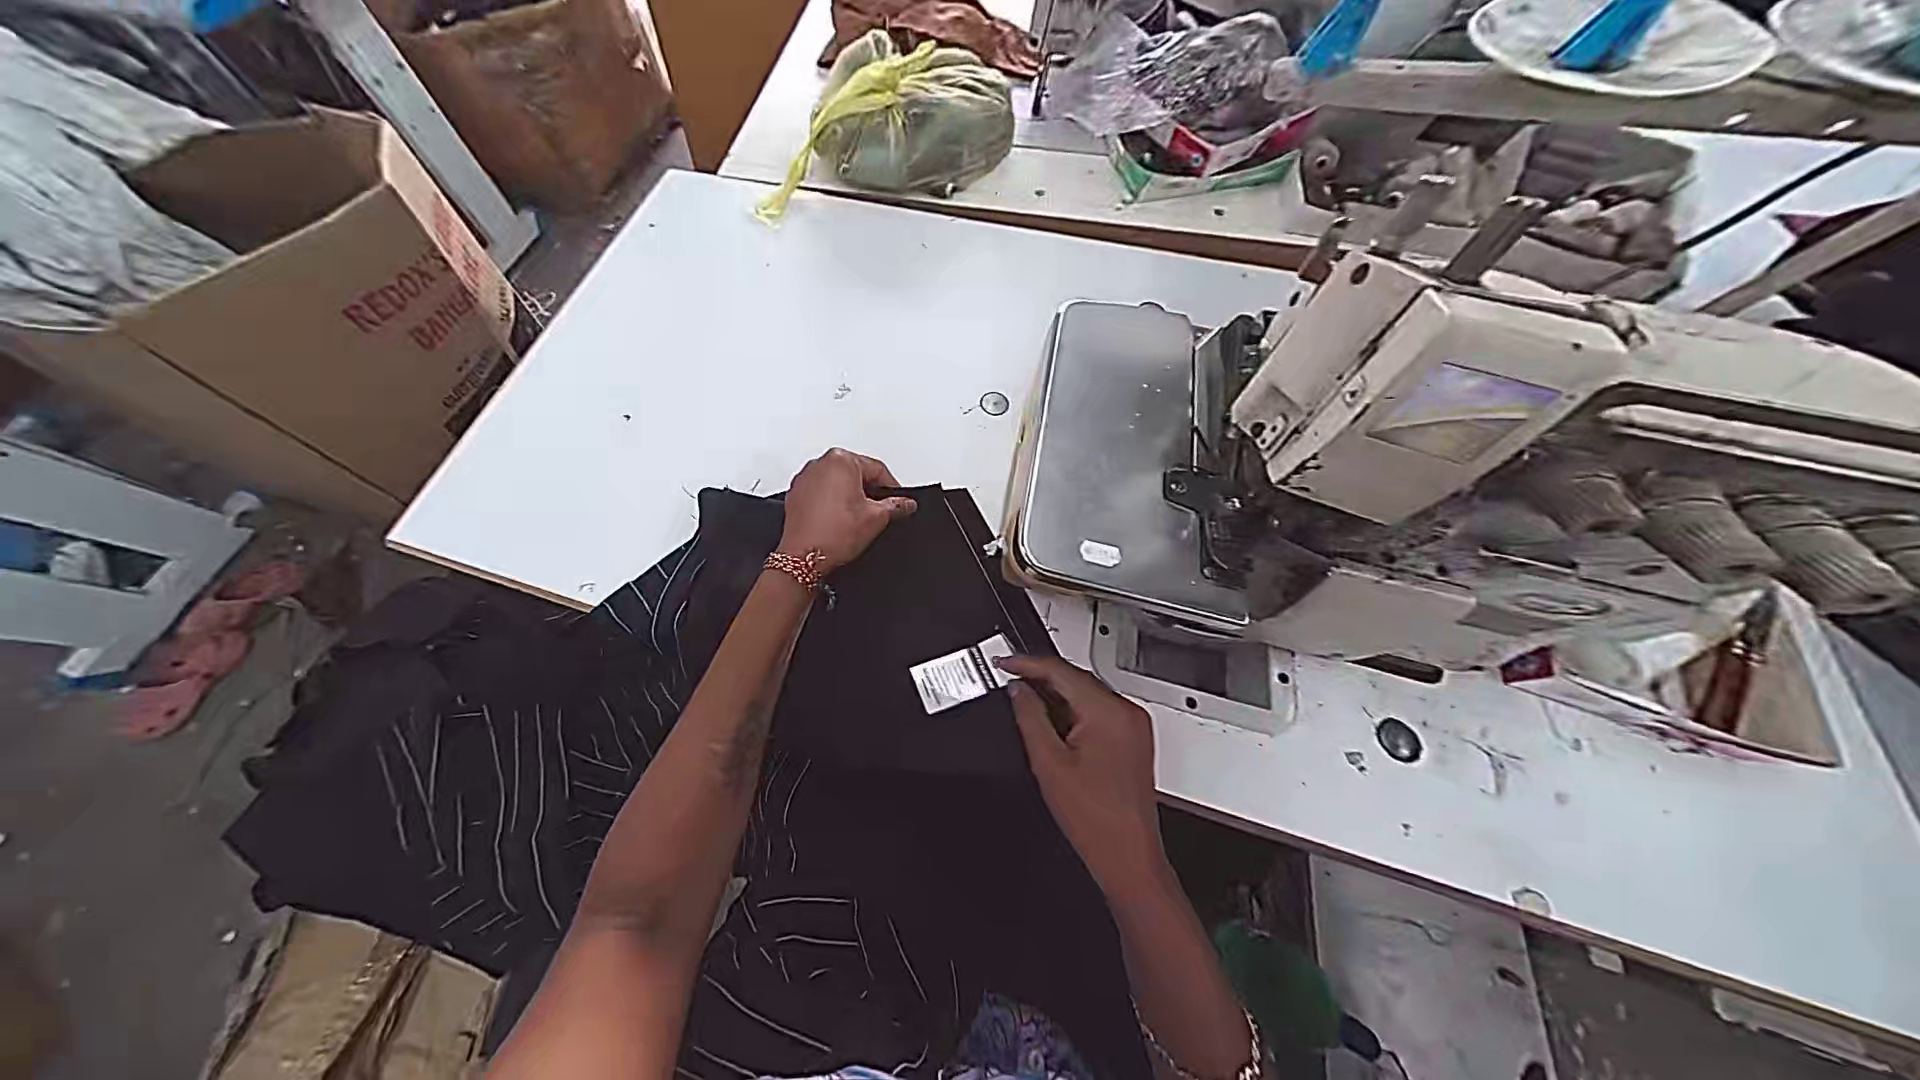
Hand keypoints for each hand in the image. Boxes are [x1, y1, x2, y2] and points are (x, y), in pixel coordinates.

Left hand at [778, 448, 916, 571]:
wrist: (803, 557)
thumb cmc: (831, 535)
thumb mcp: (876, 518)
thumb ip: (896, 506)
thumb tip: (906, 504)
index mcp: (841, 460)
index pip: (877, 468)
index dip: (892, 488)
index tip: (897, 501)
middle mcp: (820, 463)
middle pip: (856, 472)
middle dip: (869, 491)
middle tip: (878, 512)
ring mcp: (805, 478)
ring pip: (837, 482)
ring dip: (850, 496)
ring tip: (856, 519)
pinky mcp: (796, 494)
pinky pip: (821, 492)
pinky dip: (831, 503)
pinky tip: (838, 521)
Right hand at [999, 654, 1164, 892]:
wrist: (1126, 854)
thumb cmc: (1097, 819)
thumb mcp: (1048, 762)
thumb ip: (1029, 716)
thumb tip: (1018, 689)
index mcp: (1109, 712)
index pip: (1061, 670)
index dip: (1027, 663)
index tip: (1005, 661)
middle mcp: (1128, 712)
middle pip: (1076, 678)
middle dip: (1041, 679)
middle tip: (1010, 680)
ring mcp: (1134, 724)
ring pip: (1086, 694)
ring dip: (1056, 696)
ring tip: (1027, 707)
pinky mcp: (1133, 737)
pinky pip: (1098, 710)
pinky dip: (1072, 712)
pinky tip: (1053, 725)